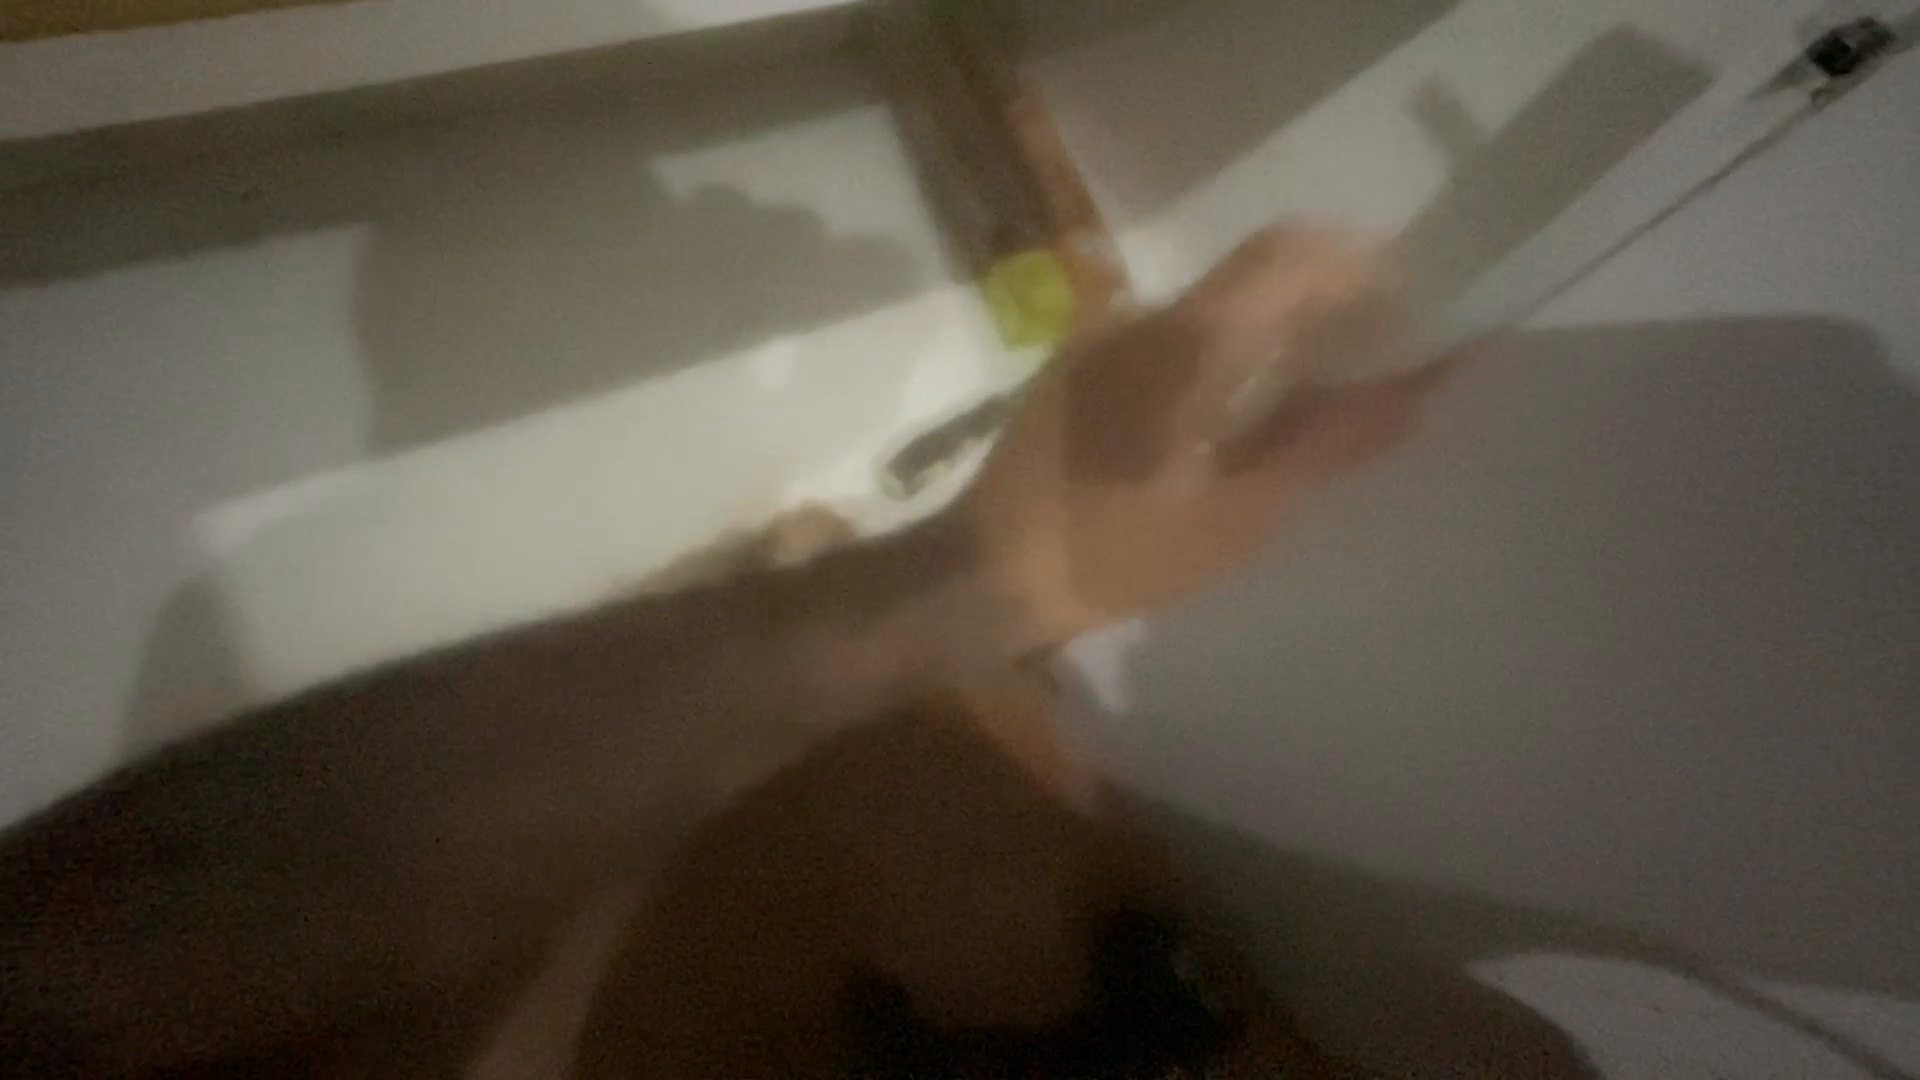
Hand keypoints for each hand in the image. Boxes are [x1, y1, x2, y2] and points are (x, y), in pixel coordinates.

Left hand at [957, 224, 1452, 641]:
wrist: (986, 573)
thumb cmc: (1113, 554)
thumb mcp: (1236, 516)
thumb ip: (1330, 441)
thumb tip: (1426, 382)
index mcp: (1184, 341)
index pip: (1290, 251)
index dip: (1360, 269)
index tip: (1399, 323)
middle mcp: (1136, 317)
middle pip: (1249, 278)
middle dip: (1319, 309)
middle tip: (1359, 376)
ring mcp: (1096, 341)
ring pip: (1206, 311)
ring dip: (1263, 339)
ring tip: (1295, 407)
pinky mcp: (1071, 370)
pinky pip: (1162, 341)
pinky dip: (1212, 361)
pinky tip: (1217, 423)